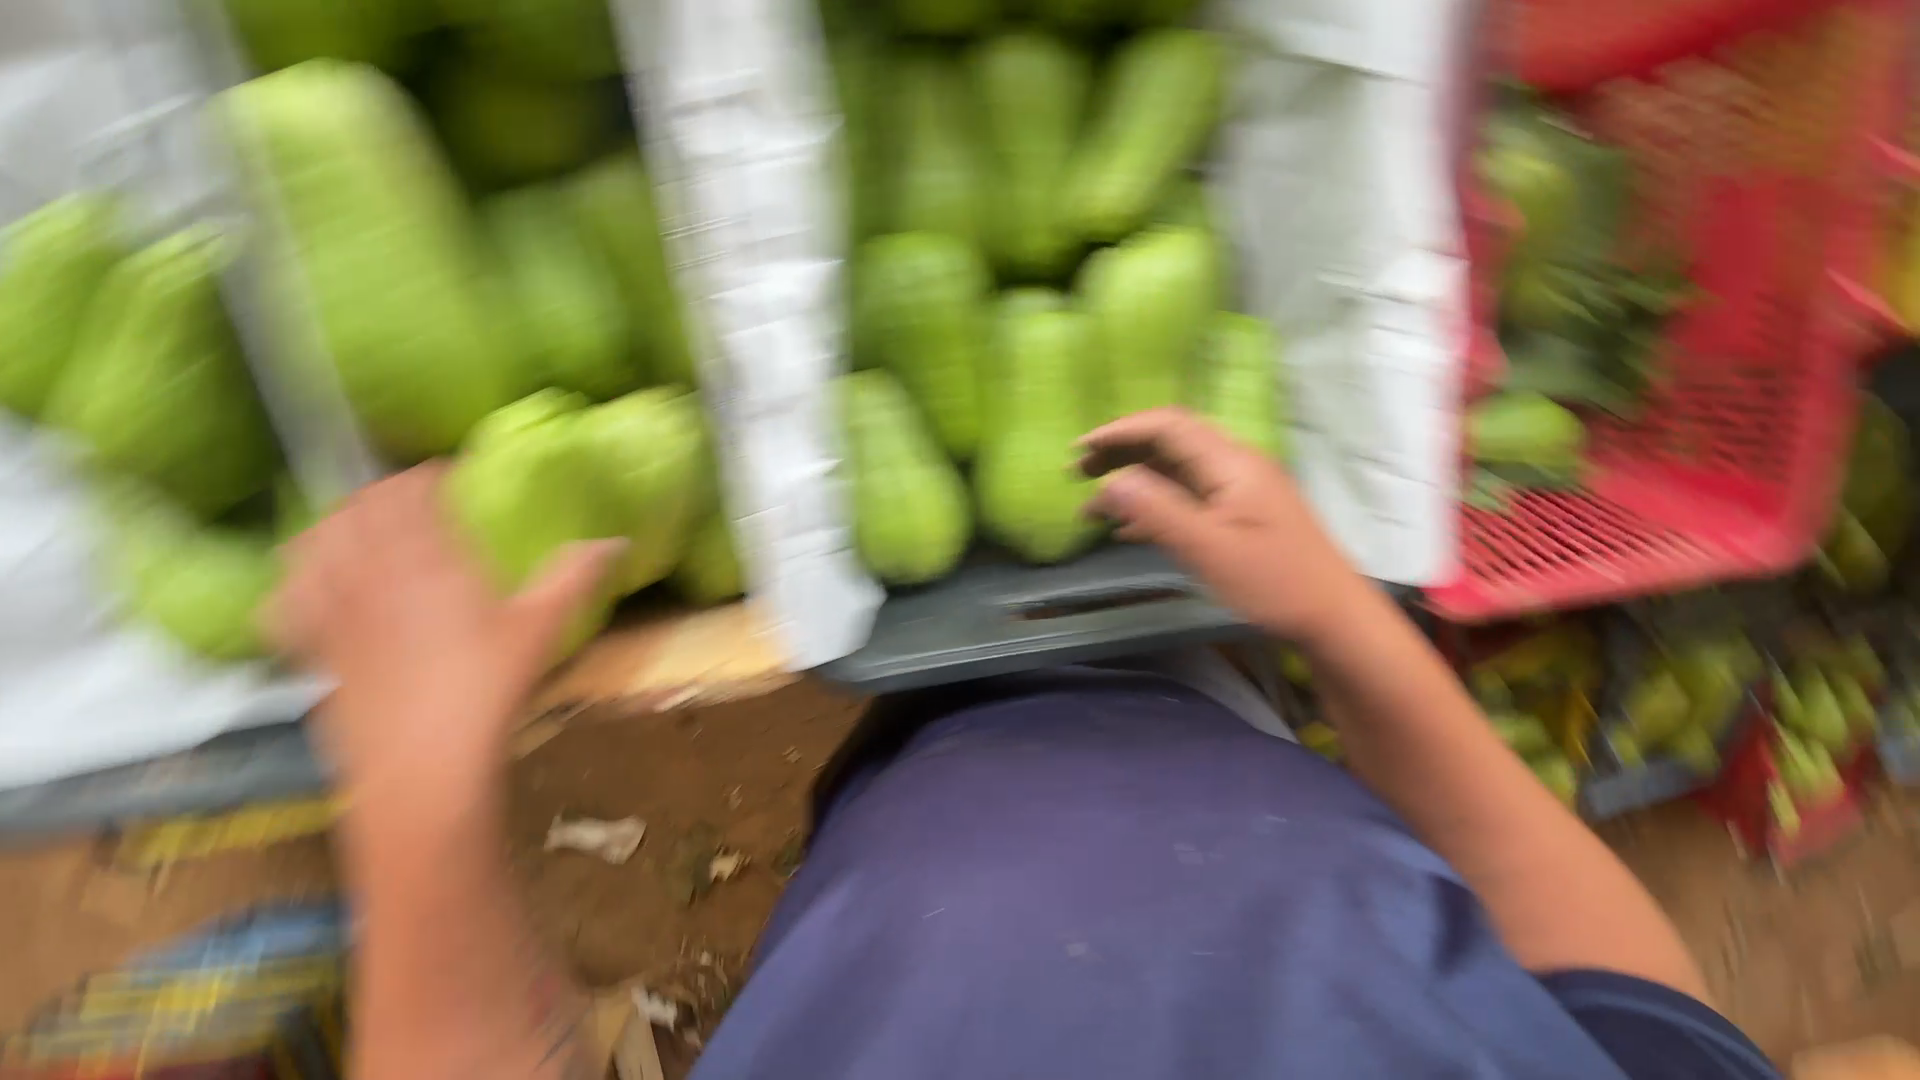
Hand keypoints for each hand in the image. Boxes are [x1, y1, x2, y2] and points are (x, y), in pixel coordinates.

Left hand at [270, 464, 622, 795]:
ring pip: (315, 540)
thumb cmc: (488, 688)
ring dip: (336, 522)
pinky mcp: (312, 645)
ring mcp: (333, 608)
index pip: (410, 491)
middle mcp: (371, 571)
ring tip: (362, 527)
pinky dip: (297, 575)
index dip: (427, 475)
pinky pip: (287, 593)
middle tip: (413, 498)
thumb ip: (575, 575)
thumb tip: (615, 540)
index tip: (450, 476)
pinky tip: (316, 581)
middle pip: (359, 507)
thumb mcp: (544, 628)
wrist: (422, 763)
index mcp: (429, 559)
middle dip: (383, 491)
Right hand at [1080, 407, 1365, 642]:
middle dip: (1120, 453)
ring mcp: (1239, 492)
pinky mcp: (1240, 516)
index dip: (1119, 432)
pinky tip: (1127, 529)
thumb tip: (1110, 483)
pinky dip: (1153, 506)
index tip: (1078, 451)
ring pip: (1175, 472)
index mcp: (1230, 464)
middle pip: (1169, 443)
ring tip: (1092, 504)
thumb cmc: (1274, 583)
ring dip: (1132, 482)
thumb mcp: (1209, 549)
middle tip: (1077, 474)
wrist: (1334, 618)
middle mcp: (1234, 467)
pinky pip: (1187, 498)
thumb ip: (1158, 512)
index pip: (1167, 426)